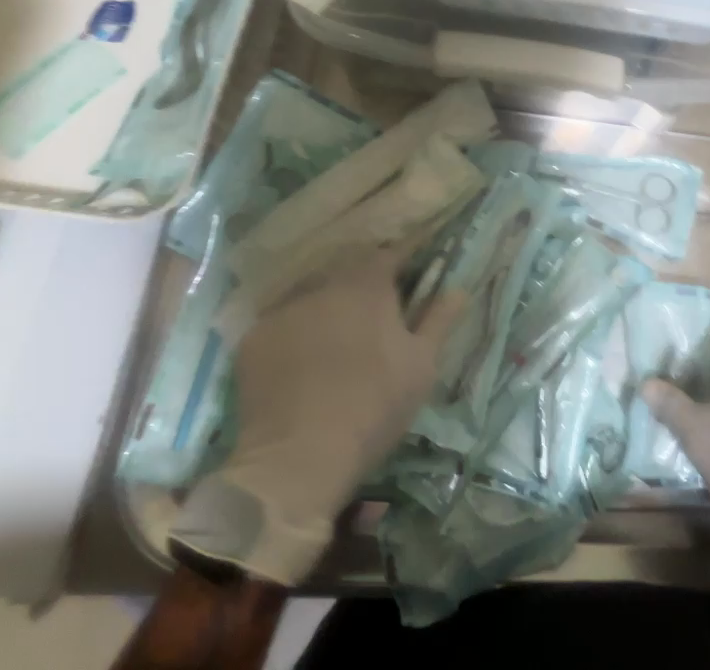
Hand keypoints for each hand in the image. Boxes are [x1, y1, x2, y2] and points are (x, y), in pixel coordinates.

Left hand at [170, 248, 463, 583]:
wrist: (299, 456)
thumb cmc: (374, 405)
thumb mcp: (422, 366)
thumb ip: (439, 320)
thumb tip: (458, 289)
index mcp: (366, 286)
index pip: (387, 254)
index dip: (402, 261)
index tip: (412, 276)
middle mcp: (320, 287)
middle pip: (346, 274)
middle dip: (362, 288)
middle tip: (376, 318)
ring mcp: (281, 313)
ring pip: (312, 300)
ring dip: (327, 312)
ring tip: (336, 345)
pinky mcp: (251, 341)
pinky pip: (282, 327)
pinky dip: (295, 338)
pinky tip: (302, 367)